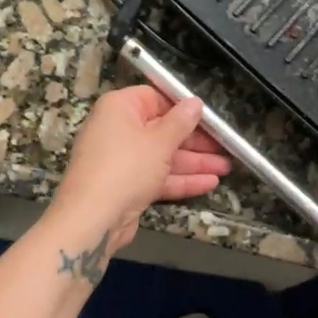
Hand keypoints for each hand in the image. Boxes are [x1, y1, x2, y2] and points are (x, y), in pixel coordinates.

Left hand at [52, 86, 231, 243]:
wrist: (92, 219)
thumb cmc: (126, 167)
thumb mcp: (160, 141)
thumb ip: (181, 121)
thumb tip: (195, 102)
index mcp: (120, 108)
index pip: (155, 98)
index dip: (183, 107)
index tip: (209, 117)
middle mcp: (118, 130)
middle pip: (163, 129)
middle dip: (196, 140)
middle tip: (225, 145)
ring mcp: (122, 161)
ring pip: (164, 156)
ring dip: (194, 162)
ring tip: (226, 167)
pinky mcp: (127, 186)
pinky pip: (158, 177)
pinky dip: (181, 179)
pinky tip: (210, 183)